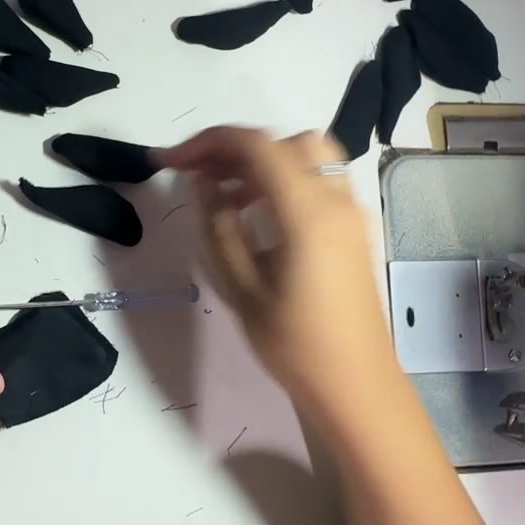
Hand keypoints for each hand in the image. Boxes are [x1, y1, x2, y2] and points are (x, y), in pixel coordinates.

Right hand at [157, 127, 395, 411]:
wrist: (354, 384)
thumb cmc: (294, 345)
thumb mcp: (242, 289)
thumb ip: (219, 228)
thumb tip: (203, 185)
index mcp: (307, 212)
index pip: (255, 146)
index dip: (206, 143)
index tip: (169, 162)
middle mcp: (336, 200)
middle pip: (284, 141)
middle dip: (235, 149)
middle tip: (198, 176)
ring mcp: (351, 213)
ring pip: (306, 157)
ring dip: (260, 163)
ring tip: (222, 195)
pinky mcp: (353, 229)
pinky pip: (318, 182)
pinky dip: (282, 180)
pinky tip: (254, 214)